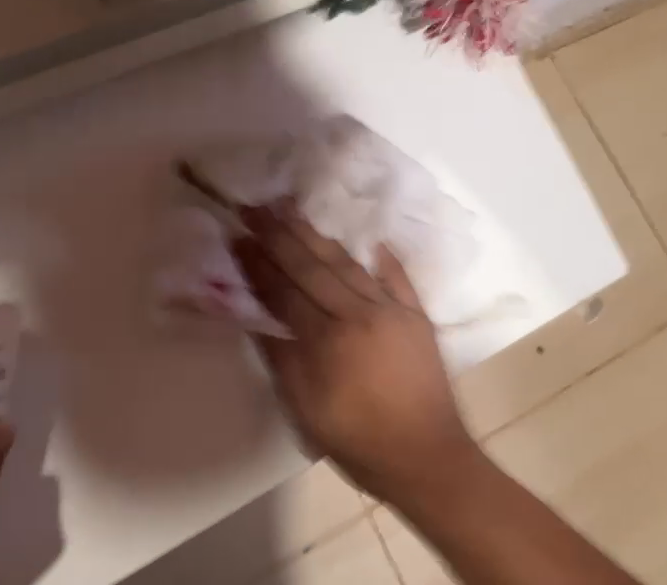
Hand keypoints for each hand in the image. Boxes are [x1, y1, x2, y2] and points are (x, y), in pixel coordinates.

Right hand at [233, 202, 484, 503]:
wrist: (427, 458)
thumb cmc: (358, 440)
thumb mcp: (306, 409)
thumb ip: (281, 359)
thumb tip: (257, 319)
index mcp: (327, 339)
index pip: (284, 291)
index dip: (258, 264)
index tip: (238, 237)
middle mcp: (358, 313)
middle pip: (312, 266)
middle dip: (280, 235)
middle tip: (256, 207)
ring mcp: (391, 310)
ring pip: (348, 263)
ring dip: (317, 236)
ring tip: (293, 210)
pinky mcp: (417, 316)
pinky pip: (396, 276)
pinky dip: (381, 256)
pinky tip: (368, 238)